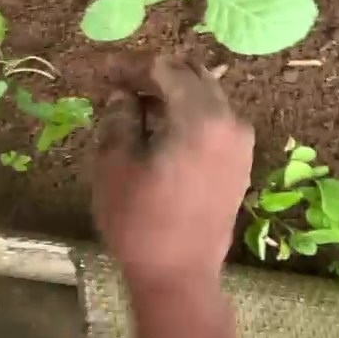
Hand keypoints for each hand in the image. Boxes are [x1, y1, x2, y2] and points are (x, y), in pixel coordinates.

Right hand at [92, 56, 253, 294]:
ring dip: (168, 94)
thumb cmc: (138, 219)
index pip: (165, 69)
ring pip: (204, 98)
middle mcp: (230, 122)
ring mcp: (239, 144)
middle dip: (152, 74)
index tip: (98, 69)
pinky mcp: (238, 164)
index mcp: (200, 117)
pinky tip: (156, 129)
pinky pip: (211, 122)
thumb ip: (118, 119)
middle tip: (113, 81)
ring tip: (131, 105)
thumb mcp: (113, 164)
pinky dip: (183, 115)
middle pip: (192, 76)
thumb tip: (121, 96)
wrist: (178, 273)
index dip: (129, 64)